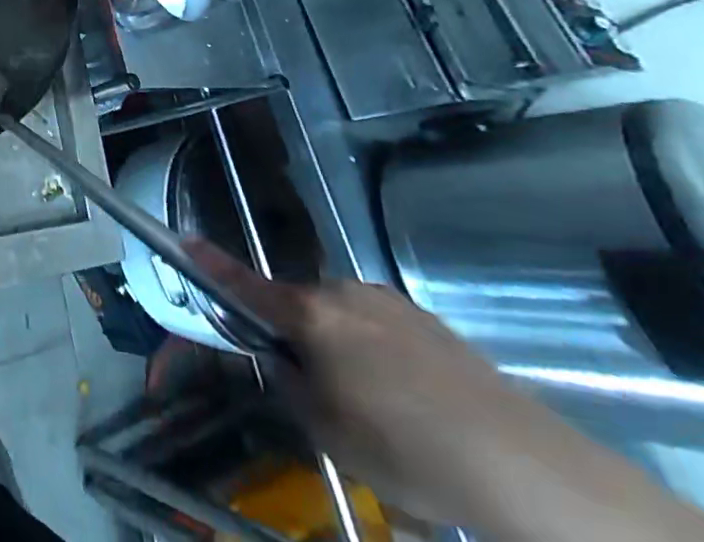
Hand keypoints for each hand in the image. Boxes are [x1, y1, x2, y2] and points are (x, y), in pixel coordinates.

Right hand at [185, 239, 703, 541]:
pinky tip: (404, 400)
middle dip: (293, 335)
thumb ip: (290, 382)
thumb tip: (284, 360)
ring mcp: (391, 303)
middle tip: (310, 390)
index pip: (247, 286)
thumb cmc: (402, 447)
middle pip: (298, 305)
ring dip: (335, 345)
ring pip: (340, 317)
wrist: (520, 463)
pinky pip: (377, 327)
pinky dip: (372, 352)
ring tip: (369, 406)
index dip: (211, 265)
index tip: (184, 240)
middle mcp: (347, 294)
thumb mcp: (325, 427)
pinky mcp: (427, 321)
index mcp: (312, 316)